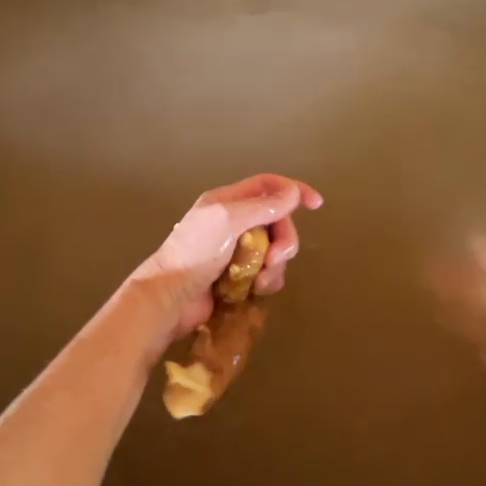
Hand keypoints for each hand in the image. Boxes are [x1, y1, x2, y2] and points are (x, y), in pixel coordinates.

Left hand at [128, 174, 323, 345]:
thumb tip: (293, 192)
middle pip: (277, 222)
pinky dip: (266, 282)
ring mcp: (237, 252)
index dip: (293, 191)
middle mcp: (234, 223)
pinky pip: (267, 275)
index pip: (268, 186)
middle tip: (276, 258)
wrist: (169, 298)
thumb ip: (262, 206)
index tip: (316, 205)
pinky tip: (254, 291)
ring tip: (259, 281)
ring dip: (274, 266)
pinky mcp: (239, 279)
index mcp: (228, 202)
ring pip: (275, 251)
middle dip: (284, 239)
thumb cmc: (194, 252)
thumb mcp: (227, 220)